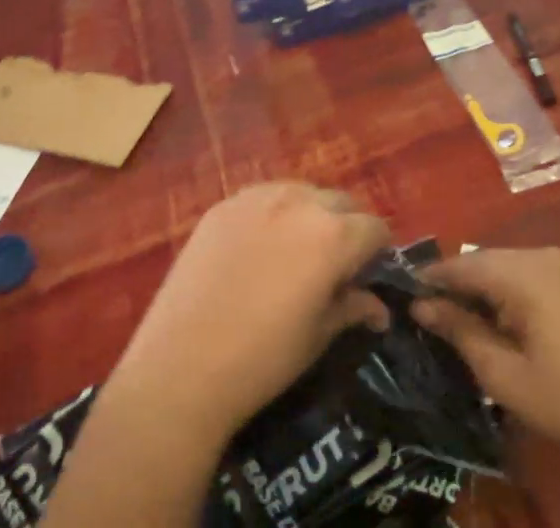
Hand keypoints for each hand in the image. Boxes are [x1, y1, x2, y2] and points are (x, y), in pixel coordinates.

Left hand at [109, 183, 391, 439]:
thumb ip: (352, 307)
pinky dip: (272, 214)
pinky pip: (262, 198)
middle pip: (340, 202)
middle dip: (347, 228)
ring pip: (301, 193)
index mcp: (334, 235)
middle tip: (335, 265)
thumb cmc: (263, 359)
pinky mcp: (220, 206)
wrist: (181, 367)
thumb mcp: (319, 336)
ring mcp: (255, 199)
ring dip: (310, 214)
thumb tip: (378, 307)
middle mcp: (299, 203)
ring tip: (296, 252)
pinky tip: (259, 248)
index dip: (377, 252)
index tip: (368, 275)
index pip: (375, 228)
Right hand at [411, 247, 559, 471]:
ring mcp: (558, 265)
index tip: (397, 298)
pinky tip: (482, 319)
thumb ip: (458, 329)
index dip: (427, 280)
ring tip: (446, 320)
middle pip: (478, 262)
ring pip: (496, 267)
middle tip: (419, 314)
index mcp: (525, 274)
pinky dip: (496, 292)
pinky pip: (517, 275)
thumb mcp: (501, 372)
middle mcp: (541, 256)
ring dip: (472, 290)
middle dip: (450, 285)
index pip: (460, 265)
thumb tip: (418, 305)